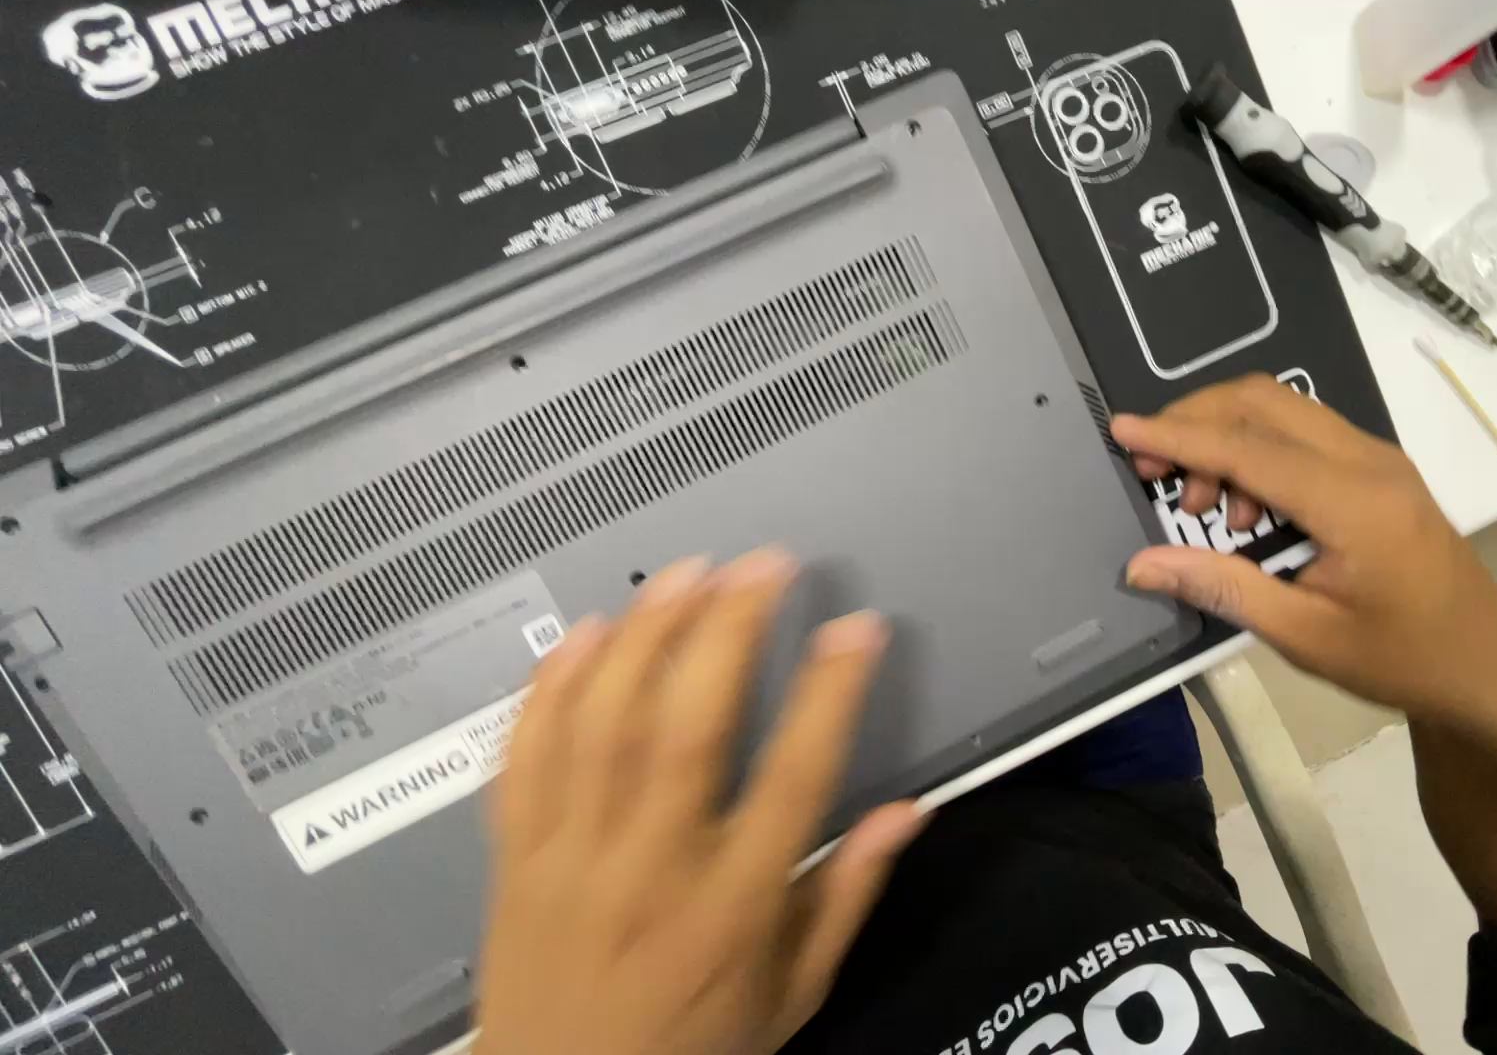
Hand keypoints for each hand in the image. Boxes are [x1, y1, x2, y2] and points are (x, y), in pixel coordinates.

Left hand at [475, 551, 924, 1054]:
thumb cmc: (698, 1047)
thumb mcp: (795, 990)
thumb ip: (849, 894)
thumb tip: (906, 812)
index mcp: (732, 906)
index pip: (794, 778)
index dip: (831, 693)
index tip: (858, 629)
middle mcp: (650, 869)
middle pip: (686, 727)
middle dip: (728, 631)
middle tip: (763, 566)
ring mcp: (570, 859)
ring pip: (603, 724)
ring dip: (648, 635)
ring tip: (688, 574)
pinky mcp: (514, 859)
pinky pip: (526, 758)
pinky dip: (553, 687)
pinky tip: (589, 632)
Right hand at [1111, 376, 1496, 737]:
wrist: (1485, 672)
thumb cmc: (1399, 661)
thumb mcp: (1303, 635)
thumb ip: (1221, 587)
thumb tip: (1139, 564)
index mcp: (1355, 503)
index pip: (1246, 448)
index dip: (1176, 436)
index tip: (1120, 428)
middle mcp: (1367, 461)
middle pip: (1261, 401)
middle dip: (1192, 420)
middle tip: (1150, 470)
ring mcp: (1376, 458)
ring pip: (1279, 408)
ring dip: (1220, 435)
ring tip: (1197, 505)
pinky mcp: (1374, 469)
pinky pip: (1297, 432)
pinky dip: (1249, 449)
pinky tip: (1241, 508)